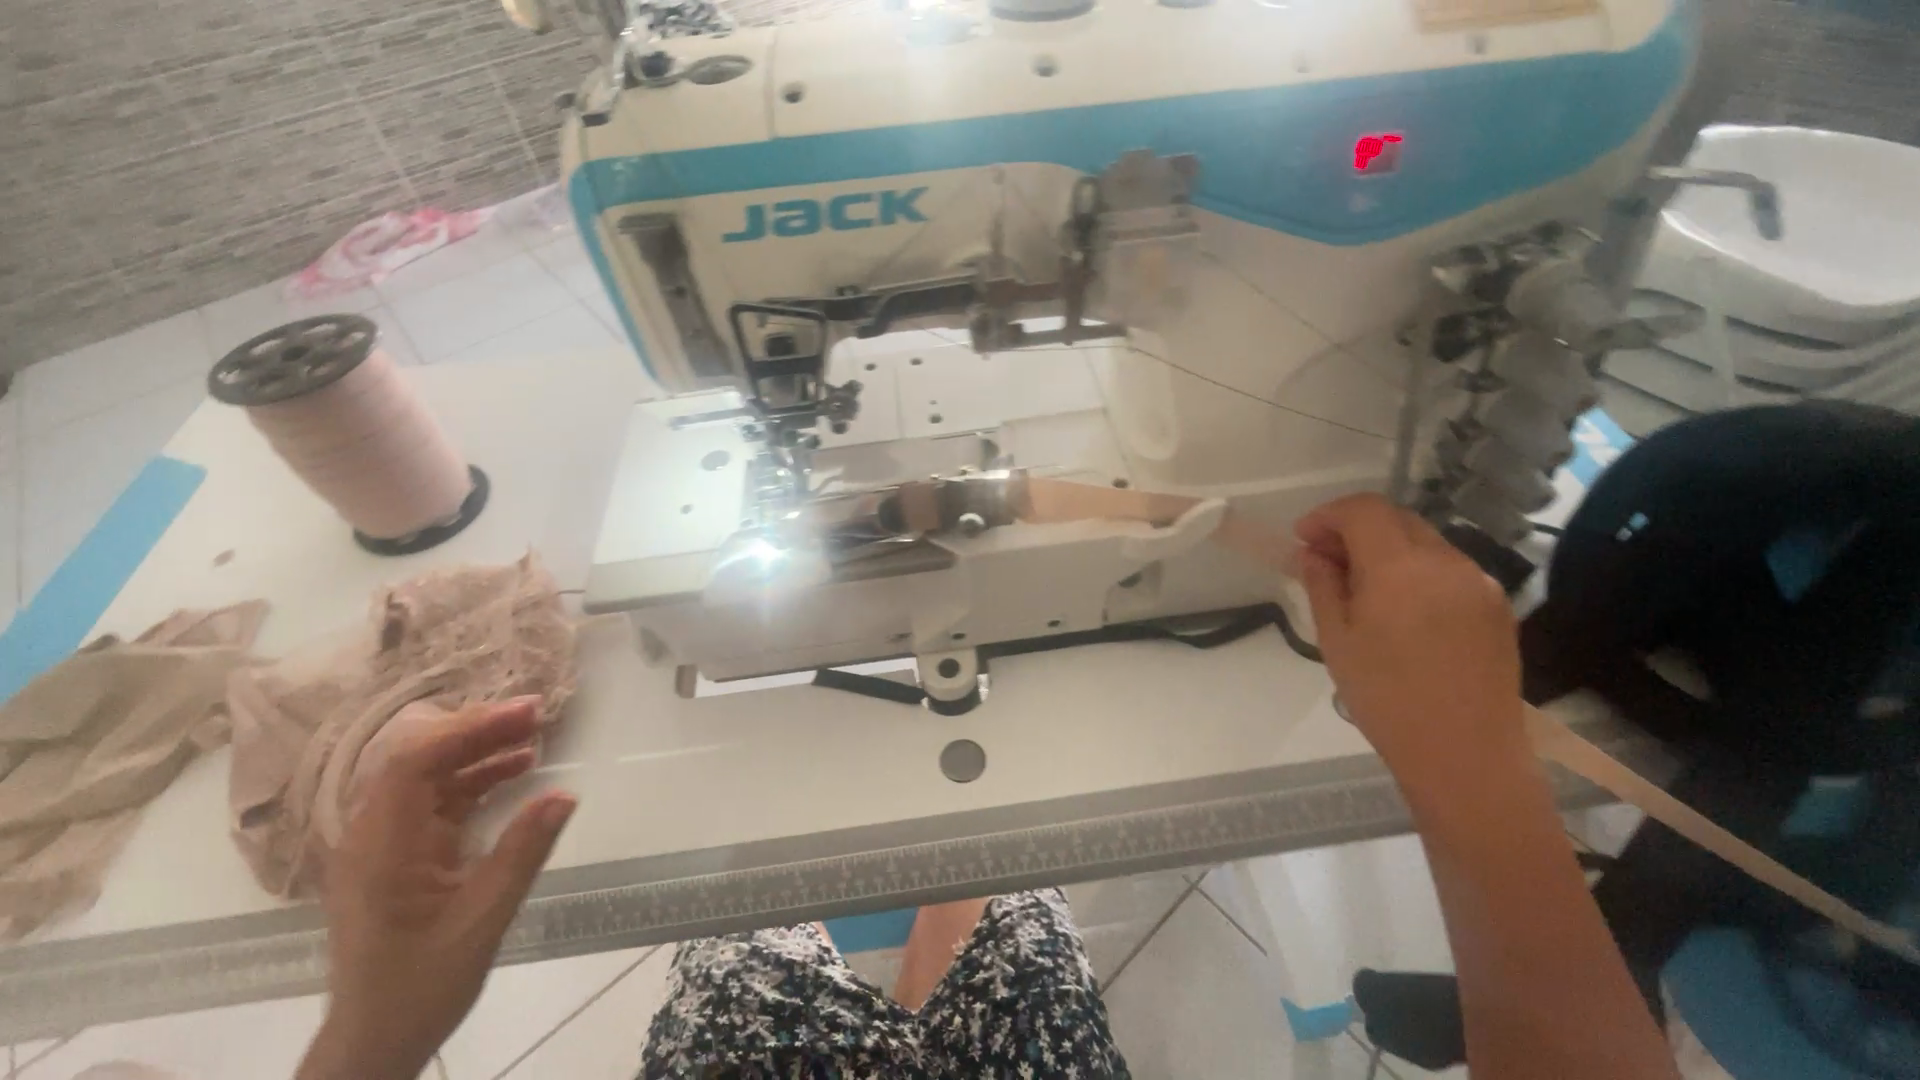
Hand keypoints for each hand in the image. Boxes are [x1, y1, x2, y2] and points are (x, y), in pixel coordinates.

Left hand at [298, 699, 575, 1079]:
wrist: (374, 1041)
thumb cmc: (421, 985)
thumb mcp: (482, 920)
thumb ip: (522, 853)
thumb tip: (565, 795)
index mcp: (381, 848)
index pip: (414, 764)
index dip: (469, 729)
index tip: (524, 713)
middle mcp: (373, 836)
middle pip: (419, 761)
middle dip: (477, 731)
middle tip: (535, 714)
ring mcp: (385, 846)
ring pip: (429, 779)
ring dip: (478, 753)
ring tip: (533, 736)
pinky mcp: (401, 857)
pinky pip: (436, 803)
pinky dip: (474, 782)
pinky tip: (514, 774)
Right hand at [1294, 494, 1526, 794]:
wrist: (1465, 754)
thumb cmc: (1387, 699)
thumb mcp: (1336, 641)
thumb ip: (1322, 586)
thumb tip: (1313, 554)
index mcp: (1401, 568)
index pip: (1363, 510)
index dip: (1327, 515)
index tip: (1303, 538)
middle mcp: (1446, 561)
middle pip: (1396, 519)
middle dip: (1355, 529)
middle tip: (1325, 560)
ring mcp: (1479, 581)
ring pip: (1425, 542)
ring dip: (1387, 550)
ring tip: (1362, 588)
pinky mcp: (1497, 605)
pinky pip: (1448, 570)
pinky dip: (1417, 572)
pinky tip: (1402, 609)